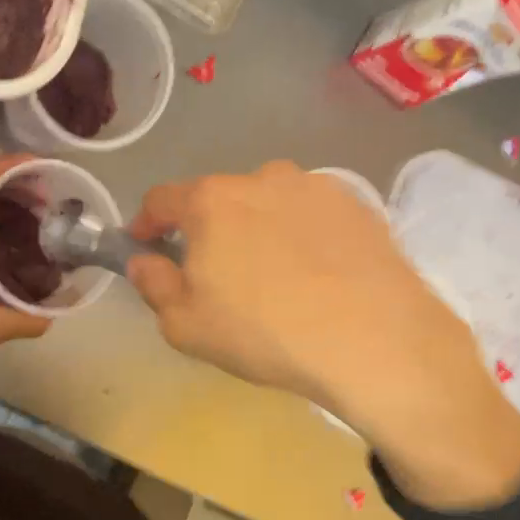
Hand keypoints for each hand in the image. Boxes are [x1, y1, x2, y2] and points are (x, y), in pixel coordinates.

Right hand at [126, 161, 519, 508]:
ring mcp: (316, 188)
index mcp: (211, 201)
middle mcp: (261, 179)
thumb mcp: (184, 324)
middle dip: (204, 229)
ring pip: (266, 204)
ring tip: (266, 275)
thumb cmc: (263, 332)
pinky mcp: (359, 206)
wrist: (376, 341)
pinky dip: (298, 237)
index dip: (145, 223)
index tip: (143, 247)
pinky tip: (310, 276)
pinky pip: (309, 217)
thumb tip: (144, 261)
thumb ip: (153, 284)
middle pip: (216, 199)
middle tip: (210, 273)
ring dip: (254, 229)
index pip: (161, 199)